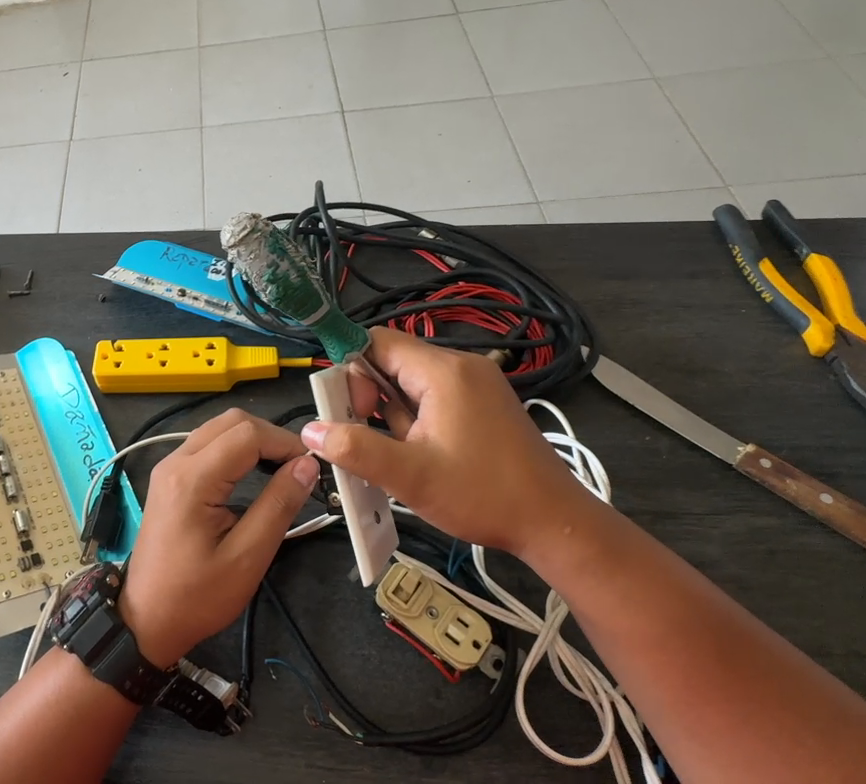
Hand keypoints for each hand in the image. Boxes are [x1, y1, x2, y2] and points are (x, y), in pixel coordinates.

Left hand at [115, 410, 318, 667]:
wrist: (146, 617)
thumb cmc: (197, 596)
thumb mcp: (246, 557)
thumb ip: (278, 506)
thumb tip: (306, 466)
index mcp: (192, 479)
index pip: (246, 434)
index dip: (284, 443)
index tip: (312, 467)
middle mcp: (176, 461)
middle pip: (231, 422)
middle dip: (270, 436)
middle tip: (299, 467)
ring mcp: (169, 466)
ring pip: (218, 428)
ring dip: (253, 440)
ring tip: (283, 470)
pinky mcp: (170, 477)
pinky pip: (207, 444)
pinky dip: (236, 449)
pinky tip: (255, 473)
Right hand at [299, 328, 598, 559]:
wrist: (555, 525)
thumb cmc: (483, 496)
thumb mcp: (410, 477)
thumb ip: (355, 450)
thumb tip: (310, 430)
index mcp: (444, 371)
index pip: (376, 341)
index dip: (351, 371)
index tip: (350, 412)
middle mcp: (462, 366)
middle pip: (392, 362)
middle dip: (372, 399)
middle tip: (375, 440)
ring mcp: (478, 385)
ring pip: (411, 384)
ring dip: (396, 416)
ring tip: (407, 457)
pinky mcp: (485, 405)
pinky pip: (433, 398)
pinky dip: (418, 422)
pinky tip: (424, 457)